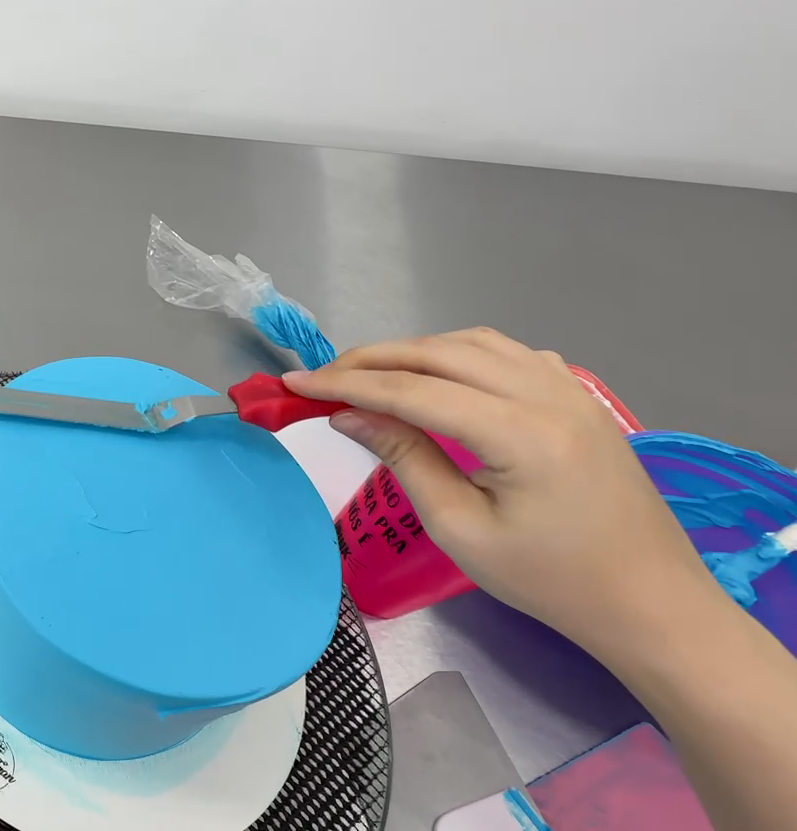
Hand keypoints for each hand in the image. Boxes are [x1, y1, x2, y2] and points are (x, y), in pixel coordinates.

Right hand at [283, 328, 723, 657]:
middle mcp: (549, 397)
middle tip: (322, 380)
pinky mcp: (579, 399)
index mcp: (521, 436)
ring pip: (471, 343)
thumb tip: (345, 414)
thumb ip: (402, 457)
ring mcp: (571, 392)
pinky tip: (437, 377)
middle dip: (369, 359)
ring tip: (370, 376)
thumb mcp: (458, 526)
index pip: (412, 391)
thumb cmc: (549, 579)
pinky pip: (507, 352)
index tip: (293, 385)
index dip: (345, 383)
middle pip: (438, 353)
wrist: (651, 604)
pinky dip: (457, 353)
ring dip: (412, 351)